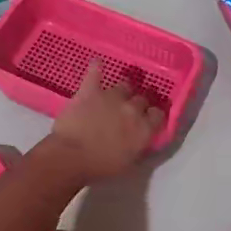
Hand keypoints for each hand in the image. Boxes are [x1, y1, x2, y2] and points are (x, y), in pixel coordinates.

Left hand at [40, 61, 163, 183]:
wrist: (72, 156)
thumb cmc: (100, 167)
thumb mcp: (128, 163)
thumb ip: (137, 146)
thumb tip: (139, 140)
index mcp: (144, 129)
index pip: (158, 115)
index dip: (153, 116)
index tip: (148, 119)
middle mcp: (132, 109)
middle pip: (142, 99)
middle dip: (137, 104)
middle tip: (127, 112)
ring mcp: (111, 97)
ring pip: (123, 86)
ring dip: (121, 91)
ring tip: (114, 96)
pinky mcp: (90, 91)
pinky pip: (95, 73)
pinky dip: (96, 68)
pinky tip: (97, 63)